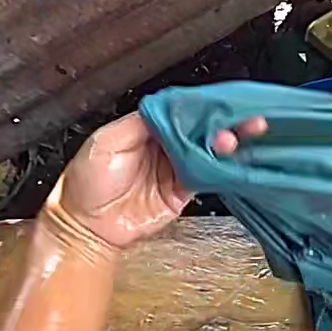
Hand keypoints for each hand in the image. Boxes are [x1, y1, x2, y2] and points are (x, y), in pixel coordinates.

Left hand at [46, 112, 267, 251]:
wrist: (87, 227)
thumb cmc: (87, 182)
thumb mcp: (107, 141)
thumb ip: (141, 123)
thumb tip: (171, 107)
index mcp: (150, 127)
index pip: (183, 111)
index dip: (204, 107)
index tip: (221, 103)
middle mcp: (167, 144)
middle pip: (202, 129)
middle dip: (225, 123)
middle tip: (245, 119)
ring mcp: (177, 167)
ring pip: (210, 150)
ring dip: (227, 144)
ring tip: (236, 140)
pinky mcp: (183, 190)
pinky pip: (208, 176)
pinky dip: (222, 168)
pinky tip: (234, 161)